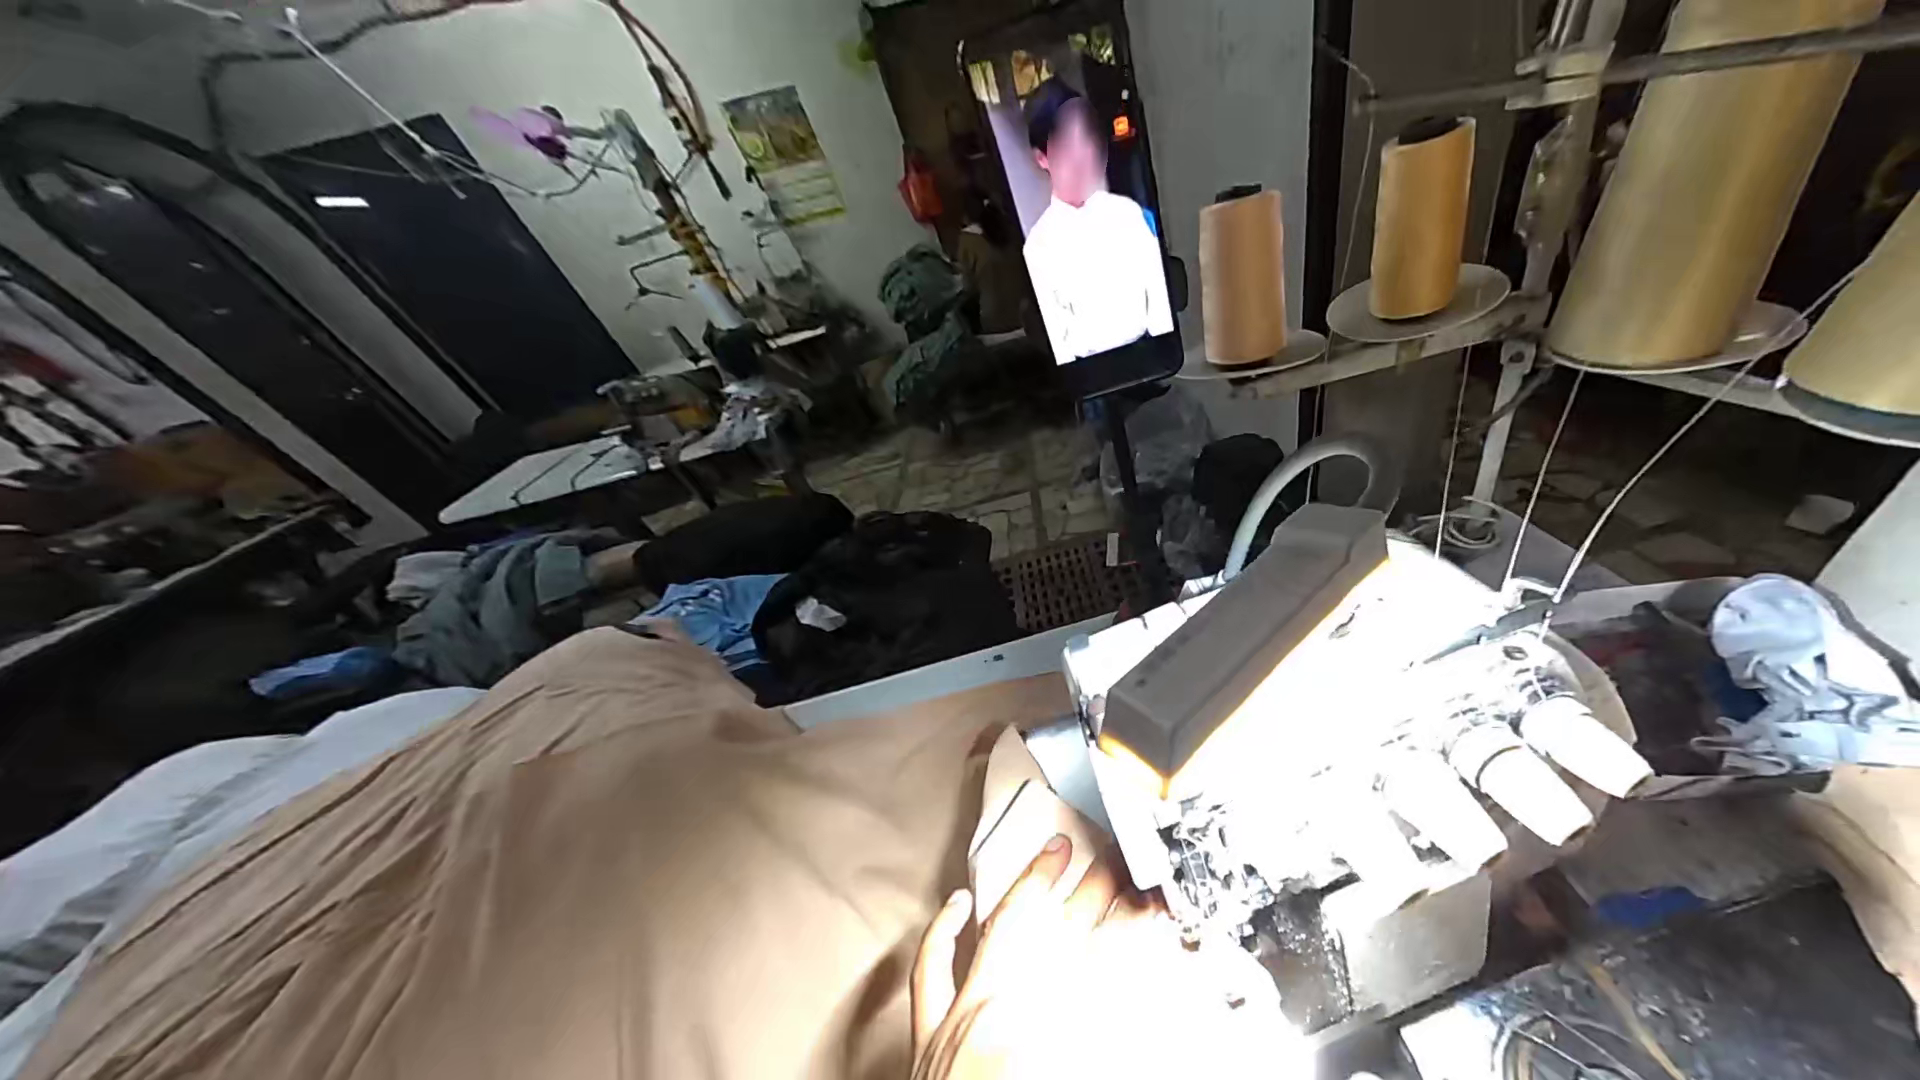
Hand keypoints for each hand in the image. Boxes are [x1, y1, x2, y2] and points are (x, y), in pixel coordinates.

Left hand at [909, 835, 1301, 1079]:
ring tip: (1056, 853)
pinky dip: (944, 929)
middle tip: (1116, 865)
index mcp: (1048, 1036)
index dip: (1129, 924)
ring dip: (1031, 887)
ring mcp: (962, 1017)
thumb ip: (1103, 1039)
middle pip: (1057, 933)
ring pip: (1001, 929)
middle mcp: (1002, 1014)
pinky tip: (958, 902)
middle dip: (1091, 893)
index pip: (1102, 960)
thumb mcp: (1082, 1068)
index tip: (1147, 902)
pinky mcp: (931, 1033)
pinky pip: (932, 967)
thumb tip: (1124, 1001)